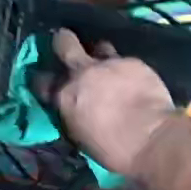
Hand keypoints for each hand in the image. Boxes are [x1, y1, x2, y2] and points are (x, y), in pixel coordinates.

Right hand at [47, 28, 185, 179]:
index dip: (42, 79)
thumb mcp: (79, 136)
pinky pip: (125, 60)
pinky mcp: (133, 62)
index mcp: (64, 96)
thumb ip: (71, 114)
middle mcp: (82, 73)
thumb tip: (72, 108)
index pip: (41, 80)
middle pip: (64, 43)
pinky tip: (133, 79)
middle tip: (65, 42)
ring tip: (107, 65)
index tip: (47, 81)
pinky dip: (125, 69)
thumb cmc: (112, 148)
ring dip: (100, 54)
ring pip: (99, 46)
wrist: (149, 138)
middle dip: (63, 41)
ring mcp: (108, 63)